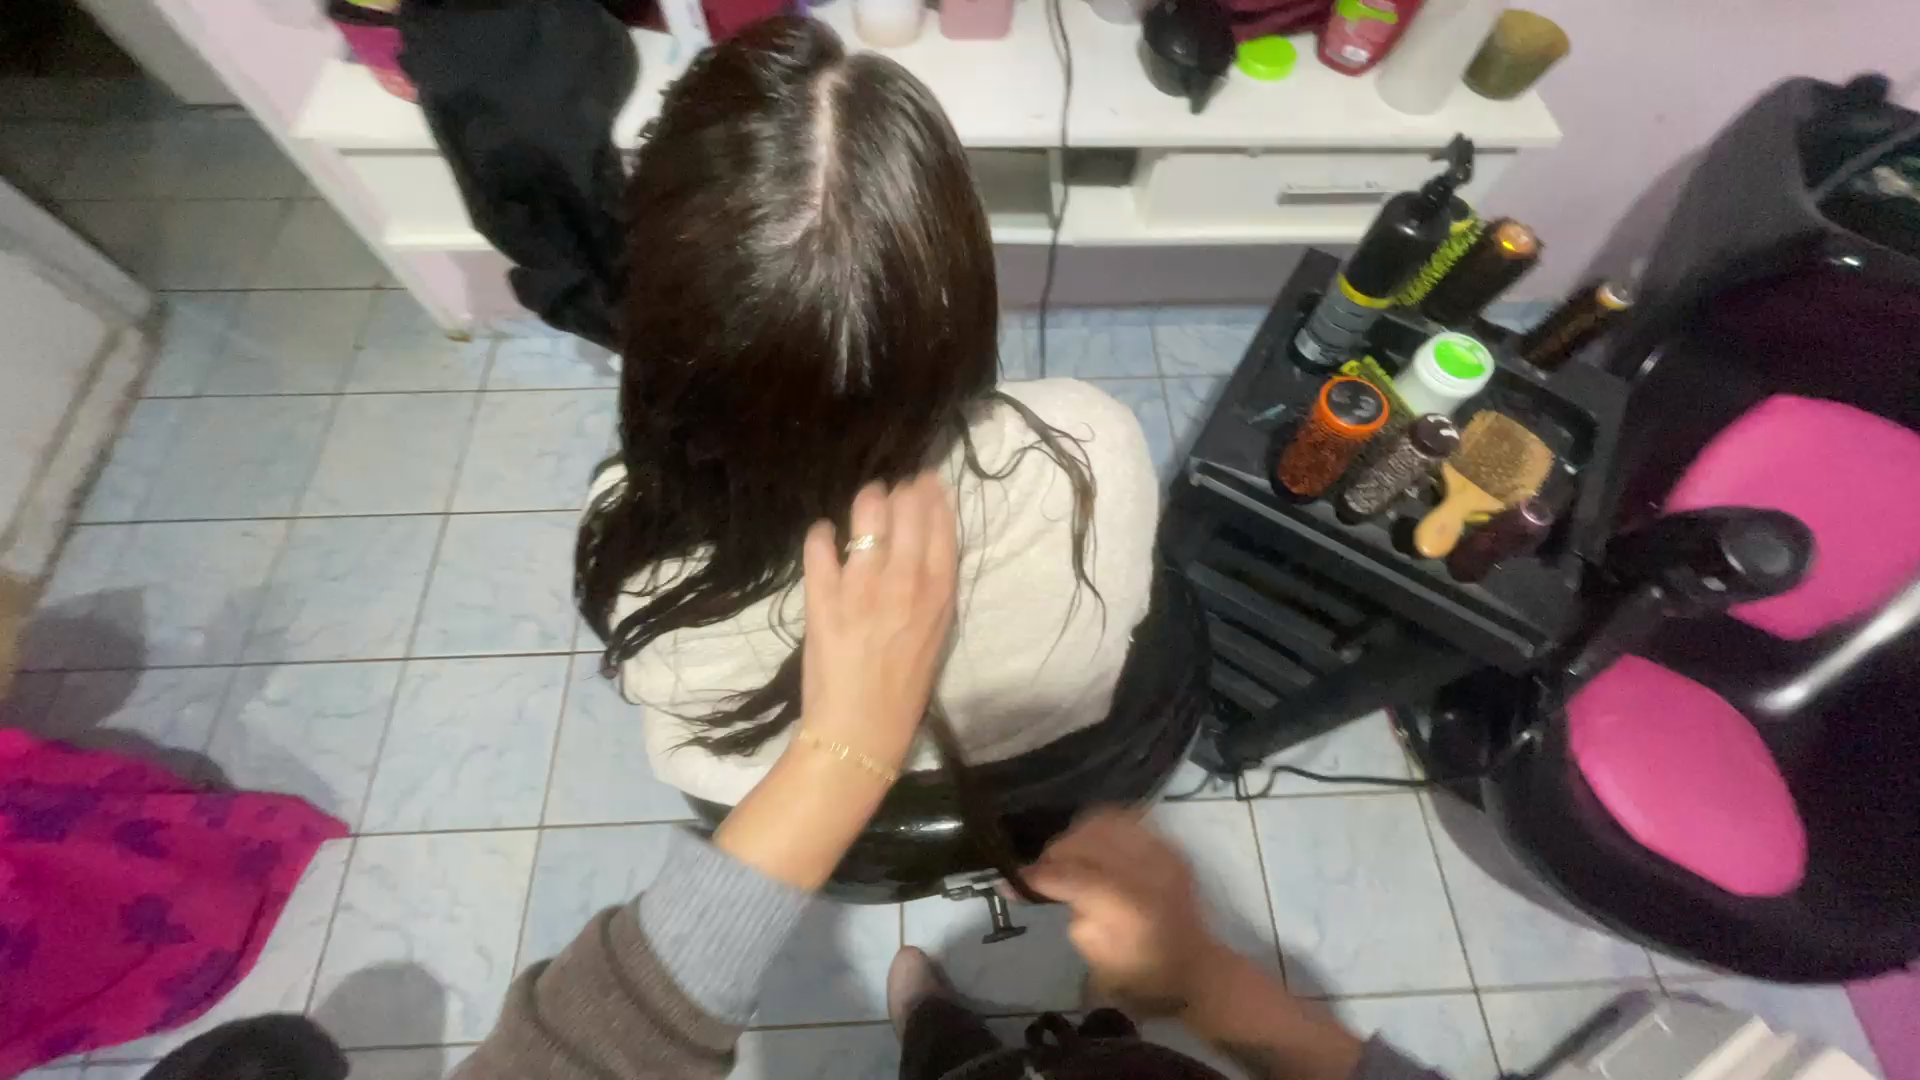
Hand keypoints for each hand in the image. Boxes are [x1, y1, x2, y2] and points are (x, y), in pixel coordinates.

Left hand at [799, 472, 958, 771]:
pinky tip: (825, 536)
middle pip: (907, 508)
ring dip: (867, 501)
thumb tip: (922, 543)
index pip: (940, 523)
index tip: (925, 482)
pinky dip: (821, 535)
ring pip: (867, 514)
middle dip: (901, 490)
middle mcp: (905, 582)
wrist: (860, 730)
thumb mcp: (937, 634)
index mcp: (939, 593)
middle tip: (894, 490)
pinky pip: (820, 546)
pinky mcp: (823, 597)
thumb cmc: (905, 688)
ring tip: (865, 504)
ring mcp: (862, 587)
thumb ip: (932, 587)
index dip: (932, 494)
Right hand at [1024, 808, 1225, 1013]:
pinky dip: (1100, 827)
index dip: (1041, 874)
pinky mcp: (1169, 844)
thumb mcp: (1101, 961)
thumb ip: (1074, 916)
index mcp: (1133, 906)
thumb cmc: (1146, 976)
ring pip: (1103, 821)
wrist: (1200, 969)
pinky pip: (1124, 819)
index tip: (1014, 878)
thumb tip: (1043, 883)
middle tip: (1042, 869)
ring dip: (1077, 836)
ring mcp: (1163, 851)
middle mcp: (1149, 869)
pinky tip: (1091, 846)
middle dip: (1057, 852)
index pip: (1075, 876)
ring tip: (1067, 856)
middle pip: (1087, 840)